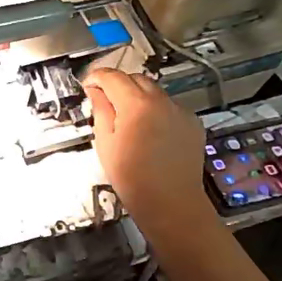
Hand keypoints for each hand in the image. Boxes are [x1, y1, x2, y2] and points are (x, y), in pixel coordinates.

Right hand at [81, 68, 214, 236]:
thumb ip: (101, 111)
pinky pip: (170, 108)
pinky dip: (158, 112)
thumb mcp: (105, 144)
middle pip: (136, 79)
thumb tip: (96, 91)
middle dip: (119, 85)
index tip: (88, 85)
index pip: (113, 77)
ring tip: (129, 121)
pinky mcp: (193, 123)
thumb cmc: (132, 178)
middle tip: (106, 102)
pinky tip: (151, 133)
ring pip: (155, 92)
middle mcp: (162, 101)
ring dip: (139, 98)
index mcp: (136, 104)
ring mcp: (181, 111)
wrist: (171, 204)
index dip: (97, 77)